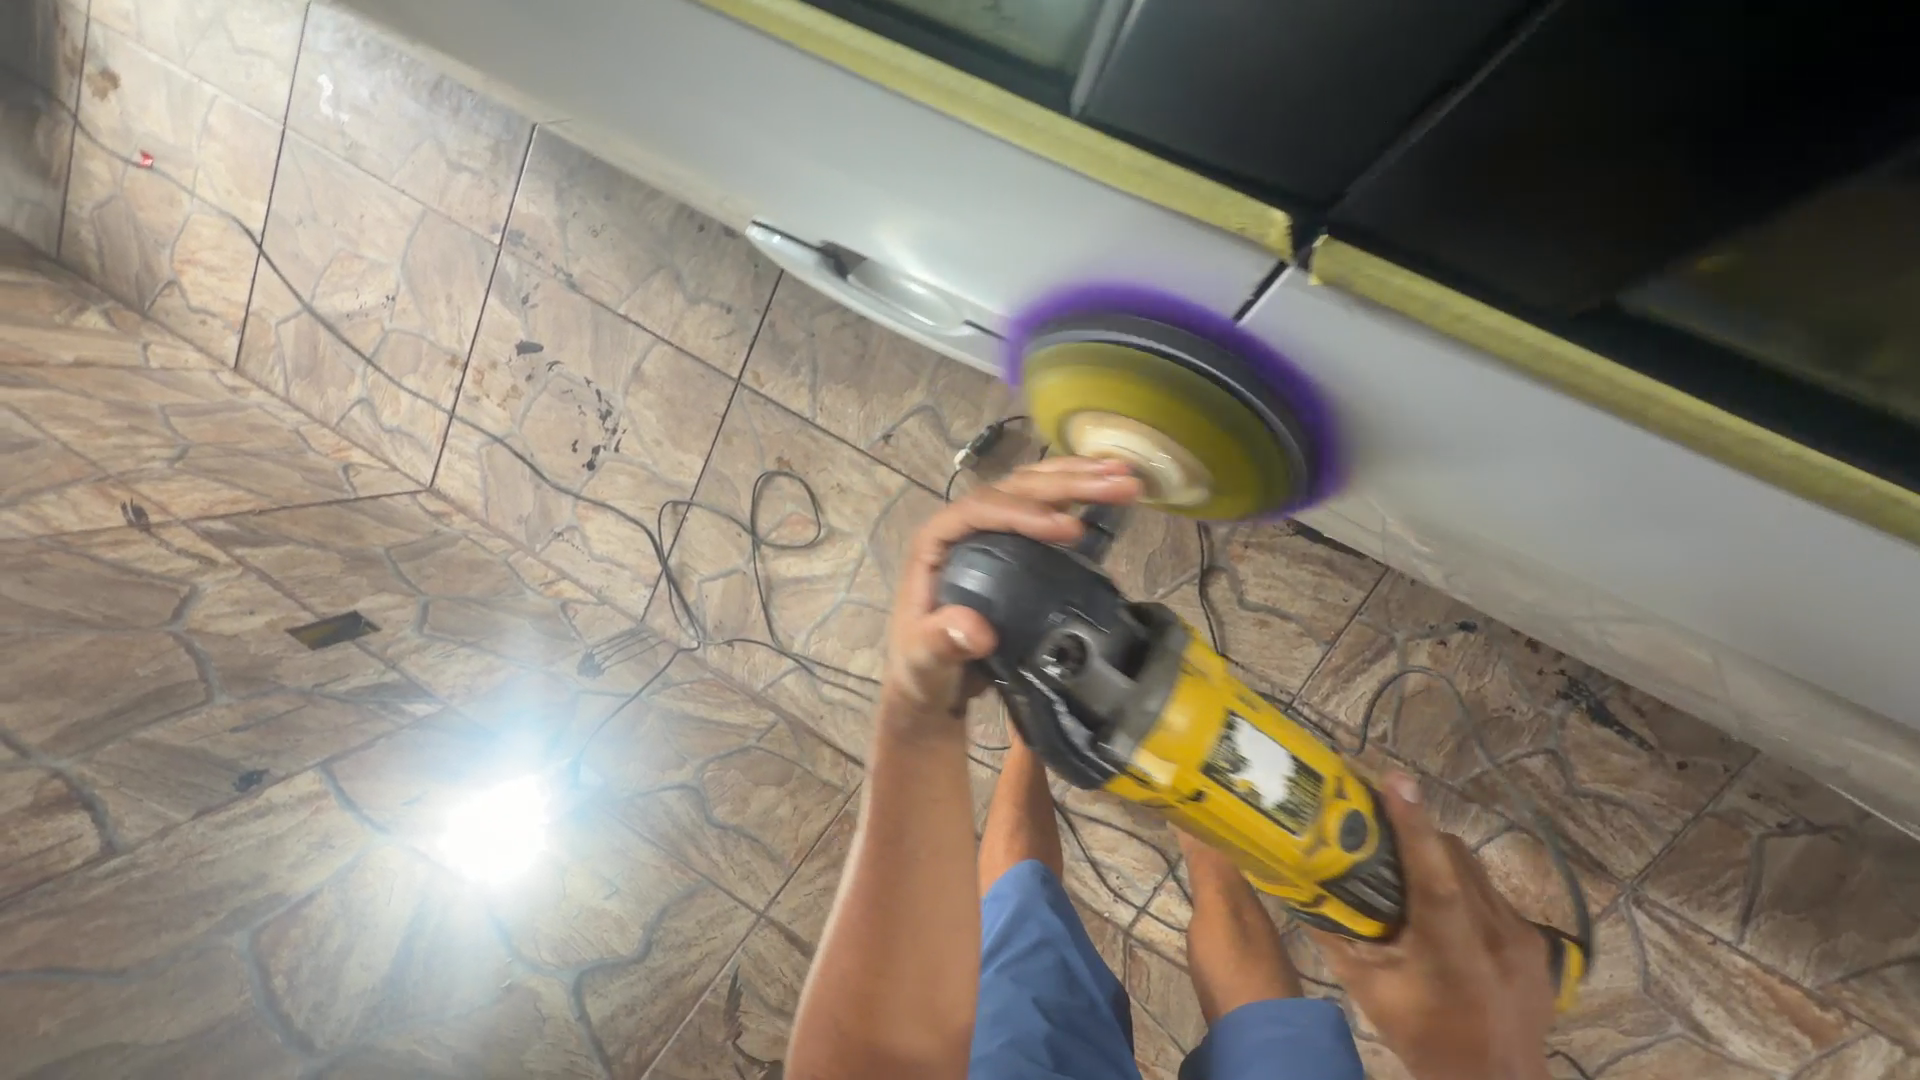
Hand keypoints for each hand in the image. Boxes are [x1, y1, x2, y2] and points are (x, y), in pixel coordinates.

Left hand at [881, 457, 1140, 731]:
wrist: (935, 684)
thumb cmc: (923, 669)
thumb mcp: (923, 664)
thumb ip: (939, 646)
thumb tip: (975, 629)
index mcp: (936, 543)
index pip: (978, 510)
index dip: (1024, 513)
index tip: (1070, 529)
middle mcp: (964, 528)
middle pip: (1014, 489)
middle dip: (1068, 483)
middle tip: (1118, 482)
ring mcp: (991, 532)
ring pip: (1034, 488)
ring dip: (1080, 478)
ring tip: (1125, 474)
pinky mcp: (1015, 545)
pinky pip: (1046, 508)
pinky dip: (1080, 497)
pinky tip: (1112, 492)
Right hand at [1307, 772, 1554, 1079]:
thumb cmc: (1422, 1036)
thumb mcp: (1368, 989)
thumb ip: (1336, 934)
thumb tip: (1298, 885)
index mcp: (1452, 953)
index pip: (1435, 878)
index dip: (1413, 827)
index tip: (1397, 779)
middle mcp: (1496, 938)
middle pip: (1452, 858)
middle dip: (1414, 833)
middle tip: (1374, 820)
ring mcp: (1522, 937)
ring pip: (1472, 867)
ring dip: (1436, 856)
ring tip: (1402, 859)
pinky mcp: (1535, 940)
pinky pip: (1488, 890)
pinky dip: (1458, 883)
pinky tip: (1437, 904)